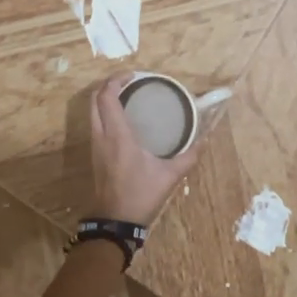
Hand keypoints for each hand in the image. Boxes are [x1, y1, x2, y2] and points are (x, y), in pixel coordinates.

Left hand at [88, 74, 199, 223]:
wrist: (115, 222)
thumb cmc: (140, 195)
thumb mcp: (169, 176)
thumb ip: (188, 156)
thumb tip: (204, 140)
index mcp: (117, 136)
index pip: (107, 98)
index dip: (116, 80)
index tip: (132, 75)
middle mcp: (102, 136)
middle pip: (94, 100)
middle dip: (108, 85)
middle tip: (128, 80)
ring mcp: (96, 146)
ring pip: (92, 112)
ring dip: (105, 98)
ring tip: (126, 95)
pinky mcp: (95, 155)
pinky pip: (96, 123)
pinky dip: (105, 112)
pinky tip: (123, 118)